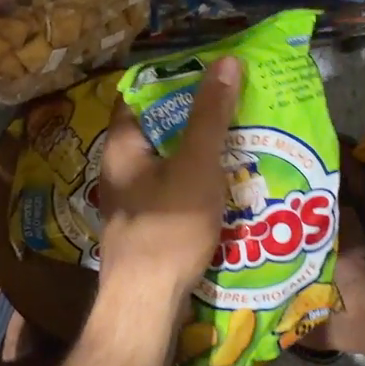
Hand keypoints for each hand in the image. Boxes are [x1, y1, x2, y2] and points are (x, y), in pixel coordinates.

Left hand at [94, 57, 241, 311]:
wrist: (146, 304)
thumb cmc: (167, 228)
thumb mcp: (195, 164)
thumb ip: (210, 114)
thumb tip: (227, 60)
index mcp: (122, 143)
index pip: (142, 93)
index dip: (175, 77)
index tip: (211, 69)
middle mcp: (121, 165)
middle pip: (160, 125)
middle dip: (197, 113)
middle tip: (236, 100)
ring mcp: (134, 196)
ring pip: (171, 157)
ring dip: (202, 146)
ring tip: (243, 134)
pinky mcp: (149, 222)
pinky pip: (176, 185)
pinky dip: (199, 177)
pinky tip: (229, 179)